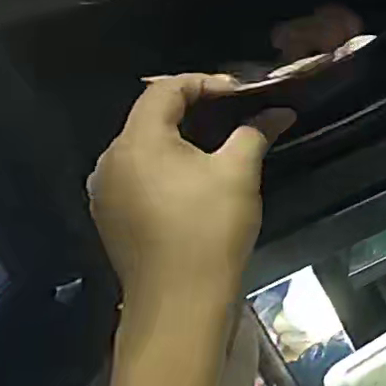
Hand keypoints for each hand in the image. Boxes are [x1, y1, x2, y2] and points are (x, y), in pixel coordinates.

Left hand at [88, 74, 293, 312]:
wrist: (179, 303)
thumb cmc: (209, 228)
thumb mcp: (238, 171)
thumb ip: (255, 131)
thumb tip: (280, 111)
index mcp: (137, 142)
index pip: (165, 89)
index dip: (205, 82)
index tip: (242, 93)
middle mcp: (110, 160)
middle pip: (151, 115)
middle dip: (196, 107)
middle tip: (237, 112)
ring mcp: (105, 191)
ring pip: (144, 145)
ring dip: (182, 135)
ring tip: (222, 141)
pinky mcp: (111, 215)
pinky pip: (139, 172)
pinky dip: (168, 162)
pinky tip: (197, 175)